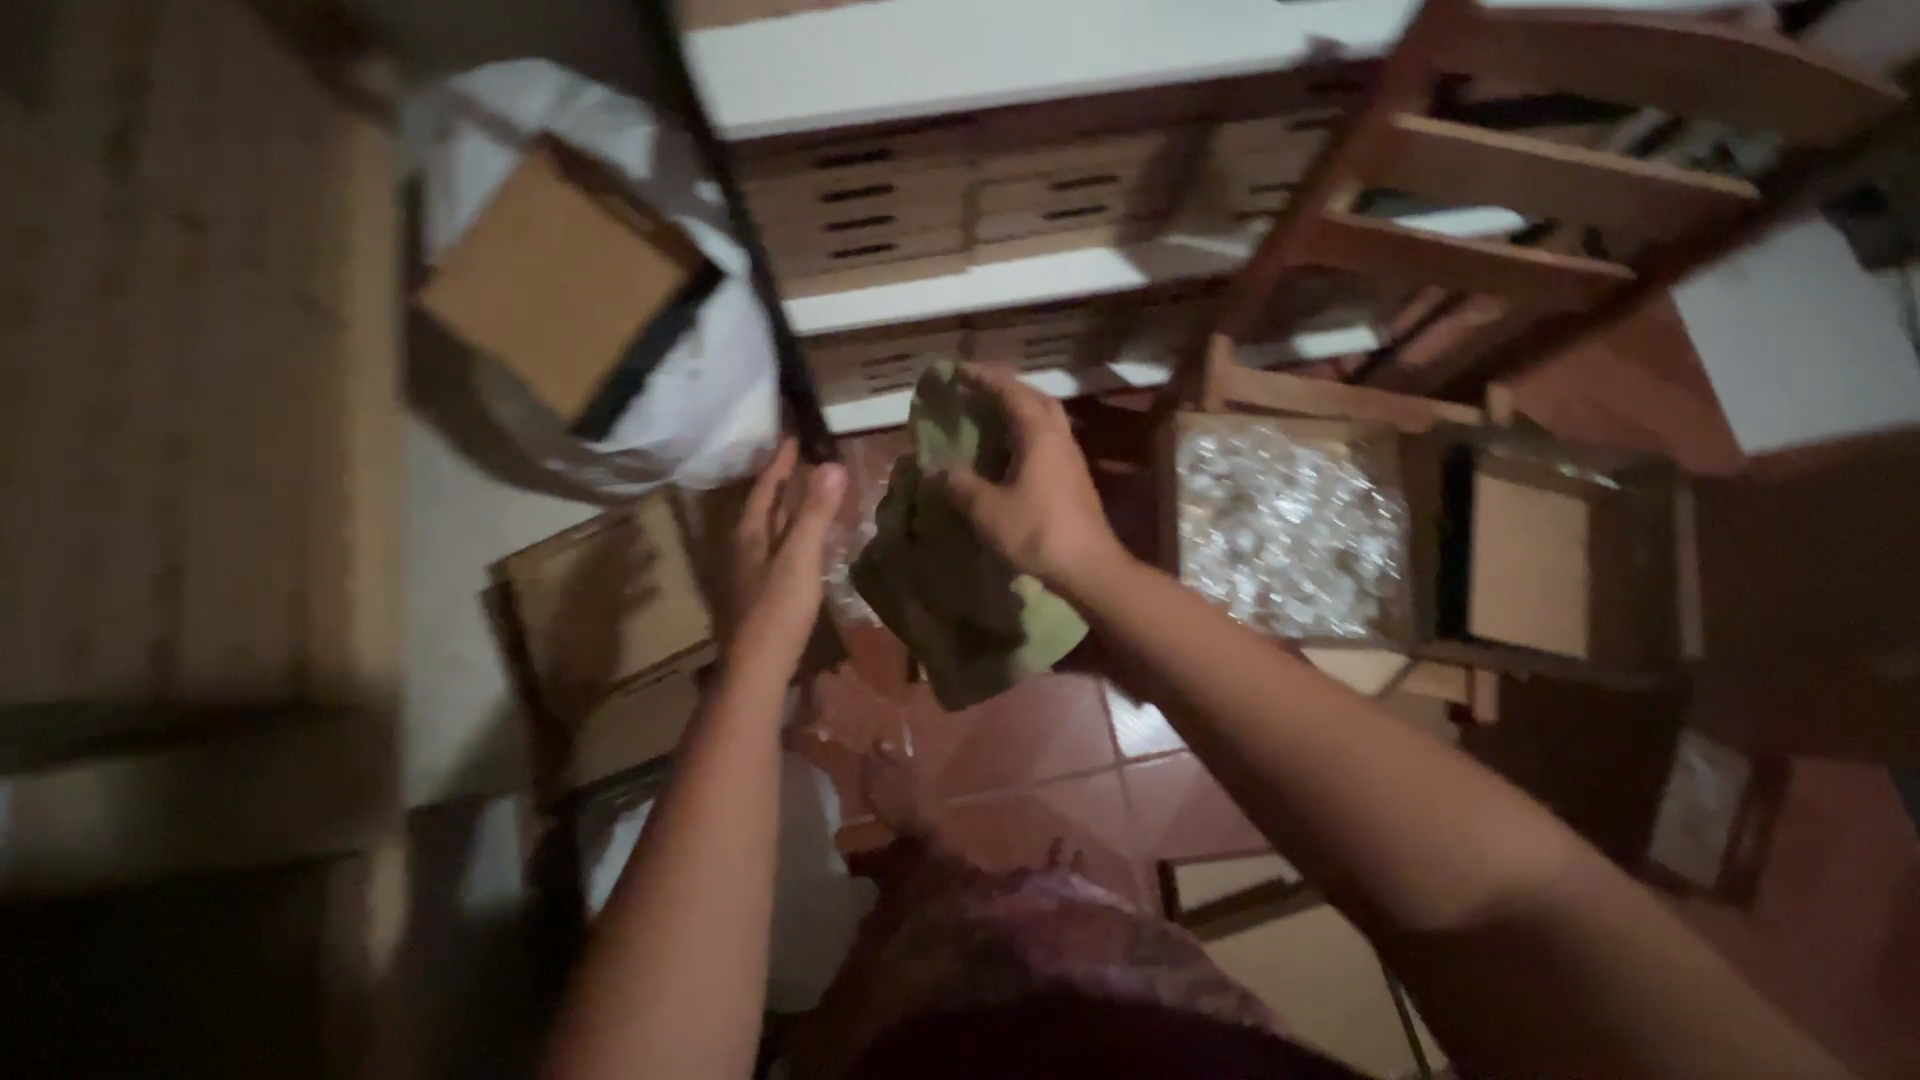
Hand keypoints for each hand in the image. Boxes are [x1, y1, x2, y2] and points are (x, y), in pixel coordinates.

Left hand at [729, 437, 846, 671]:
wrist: (755, 667)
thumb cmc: (777, 609)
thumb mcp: (800, 557)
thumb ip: (815, 513)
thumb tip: (832, 465)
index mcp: (748, 534)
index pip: (764, 487)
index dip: (780, 463)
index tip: (795, 438)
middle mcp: (742, 548)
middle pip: (762, 507)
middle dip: (782, 483)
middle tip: (803, 461)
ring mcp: (748, 573)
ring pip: (768, 531)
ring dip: (786, 510)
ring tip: (807, 496)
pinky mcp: (758, 594)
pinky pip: (775, 551)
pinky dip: (790, 536)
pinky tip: (803, 545)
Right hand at [930, 363, 1128, 594]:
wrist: (1088, 567)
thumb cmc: (1037, 532)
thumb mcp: (987, 510)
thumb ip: (959, 485)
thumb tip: (934, 469)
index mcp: (1039, 434)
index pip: (1010, 391)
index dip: (984, 378)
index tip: (959, 371)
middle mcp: (1059, 438)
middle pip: (1035, 398)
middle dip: (1006, 388)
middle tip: (978, 388)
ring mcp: (1071, 458)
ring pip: (1045, 420)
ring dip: (1019, 410)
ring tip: (990, 416)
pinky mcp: (1074, 480)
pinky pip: (1047, 442)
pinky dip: (1025, 435)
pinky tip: (1009, 453)